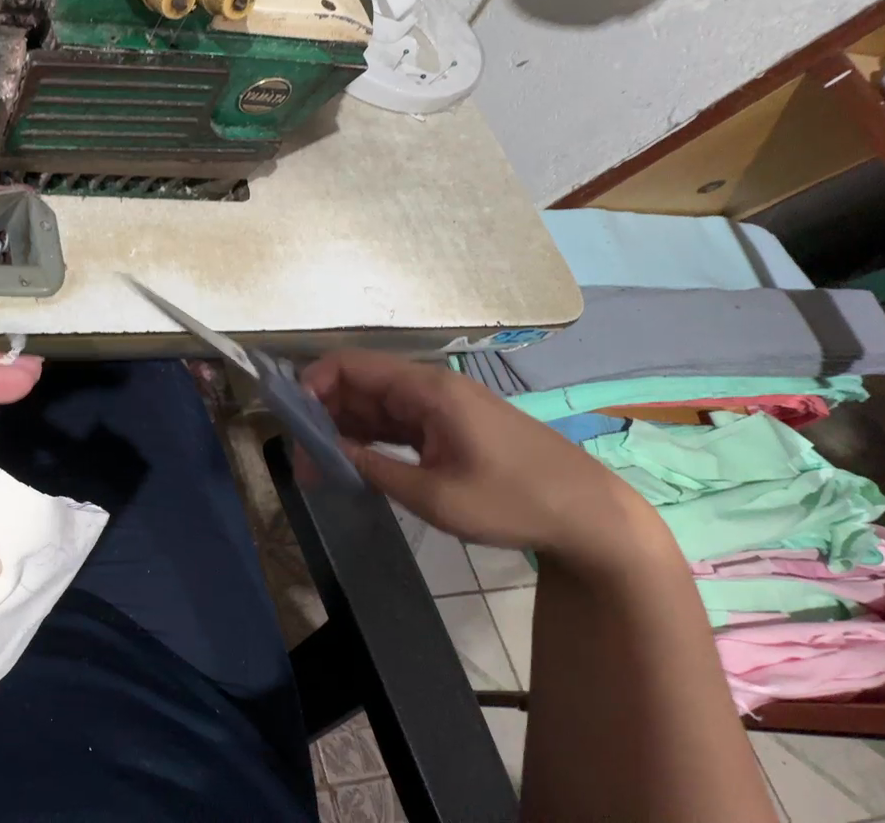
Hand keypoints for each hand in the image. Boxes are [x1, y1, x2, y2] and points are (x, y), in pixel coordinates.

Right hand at [300, 350, 653, 564]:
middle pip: (357, 384)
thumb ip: (372, 468)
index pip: (351, 366)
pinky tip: (350, 462)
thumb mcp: (434, 496)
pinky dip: (367, 438)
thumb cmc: (515, 502)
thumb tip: (321, 451)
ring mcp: (441, 408)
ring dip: (341, 429)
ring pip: (373, 405)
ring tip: (318, 467)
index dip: (312, 385)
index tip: (291, 422)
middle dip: (320, 414)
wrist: (593, 519)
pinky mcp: (448, 427)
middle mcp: (431, 389)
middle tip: (301, 459)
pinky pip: (393, 422)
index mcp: (428, 390)